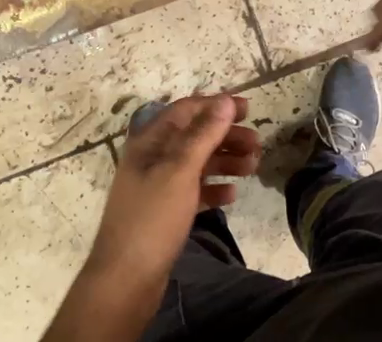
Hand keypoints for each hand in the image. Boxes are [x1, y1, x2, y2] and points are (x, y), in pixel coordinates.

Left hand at [86, 95, 259, 281]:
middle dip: (226, 136)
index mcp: (150, 141)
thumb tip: (225, 100)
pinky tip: (232, 196)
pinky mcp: (165, 212)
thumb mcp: (180, 170)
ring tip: (252, 168)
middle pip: (195, 135)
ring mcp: (158, 186)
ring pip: (197, 163)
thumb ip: (204, 134)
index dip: (217, 106)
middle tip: (256, 144)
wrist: (125, 281)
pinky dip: (214, 189)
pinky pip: (194, 191)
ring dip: (225, 161)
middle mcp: (153, 158)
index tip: (248, 109)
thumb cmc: (152, 218)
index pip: (187, 110)